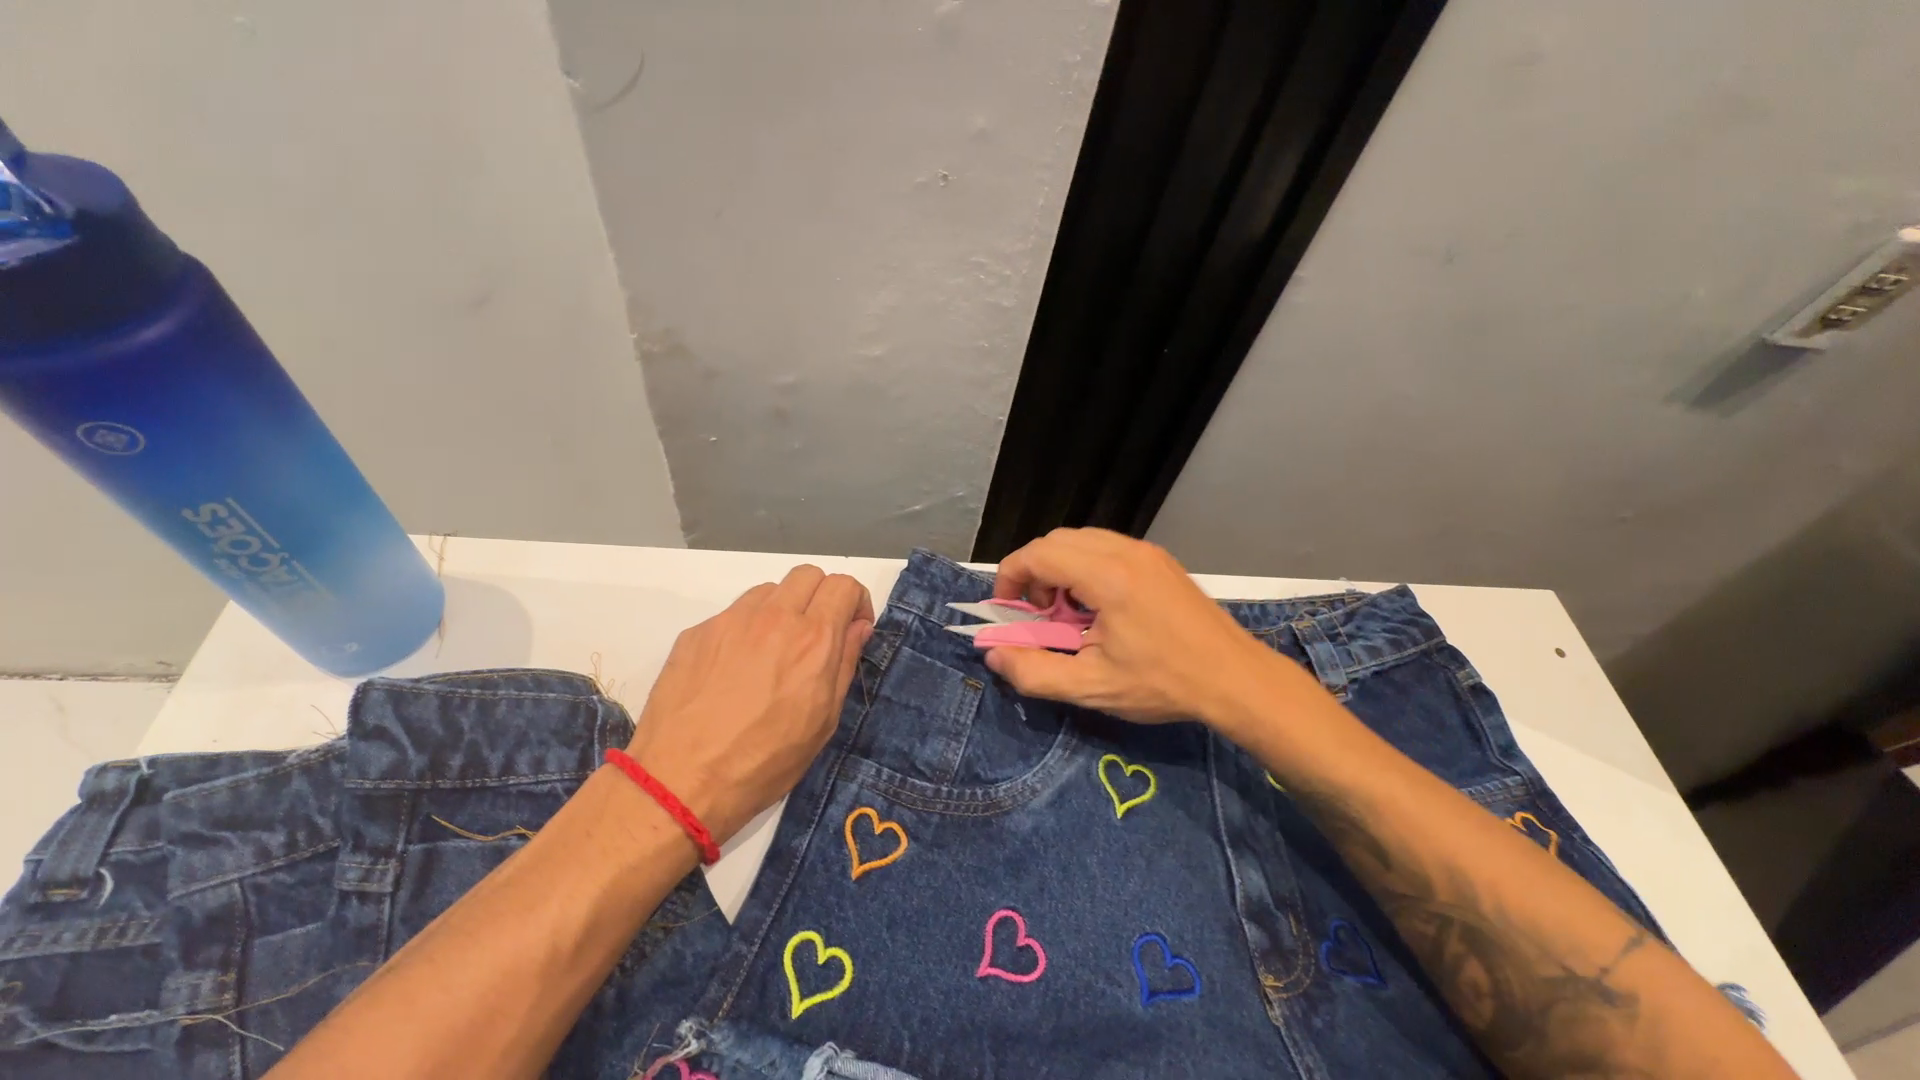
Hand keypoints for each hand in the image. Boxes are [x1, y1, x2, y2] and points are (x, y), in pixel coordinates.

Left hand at [624, 565, 873, 843]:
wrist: (680, 780)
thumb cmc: (764, 763)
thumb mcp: (822, 722)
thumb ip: (844, 664)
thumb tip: (856, 627)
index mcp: (812, 640)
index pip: (843, 586)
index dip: (855, 603)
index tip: (850, 630)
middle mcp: (773, 617)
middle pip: (807, 575)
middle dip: (820, 598)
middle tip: (815, 637)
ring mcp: (730, 621)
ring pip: (768, 591)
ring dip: (781, 610)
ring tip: (772, 655)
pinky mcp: (696, 633)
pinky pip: (732, 615)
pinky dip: (745, 631)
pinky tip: (733, 673)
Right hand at [985, 528, 1287, 724]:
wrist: (1236, 679)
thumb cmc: (1164, 684)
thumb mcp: (1092, 687)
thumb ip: (1035, 672)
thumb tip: (994, 656)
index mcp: (1107, 577)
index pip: (1039, 554)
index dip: (1011, 577)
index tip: (1007, 611)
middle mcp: (1126, 552)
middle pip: (1057, 540)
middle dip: (1034, 572)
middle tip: (1037, 616)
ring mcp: (1148, 553)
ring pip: (1083, 540)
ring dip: (1060, 568)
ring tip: (1066, 614)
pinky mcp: (1161, 561)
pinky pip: (1108, 548)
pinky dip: (1086, 567)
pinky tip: (1097, 608)